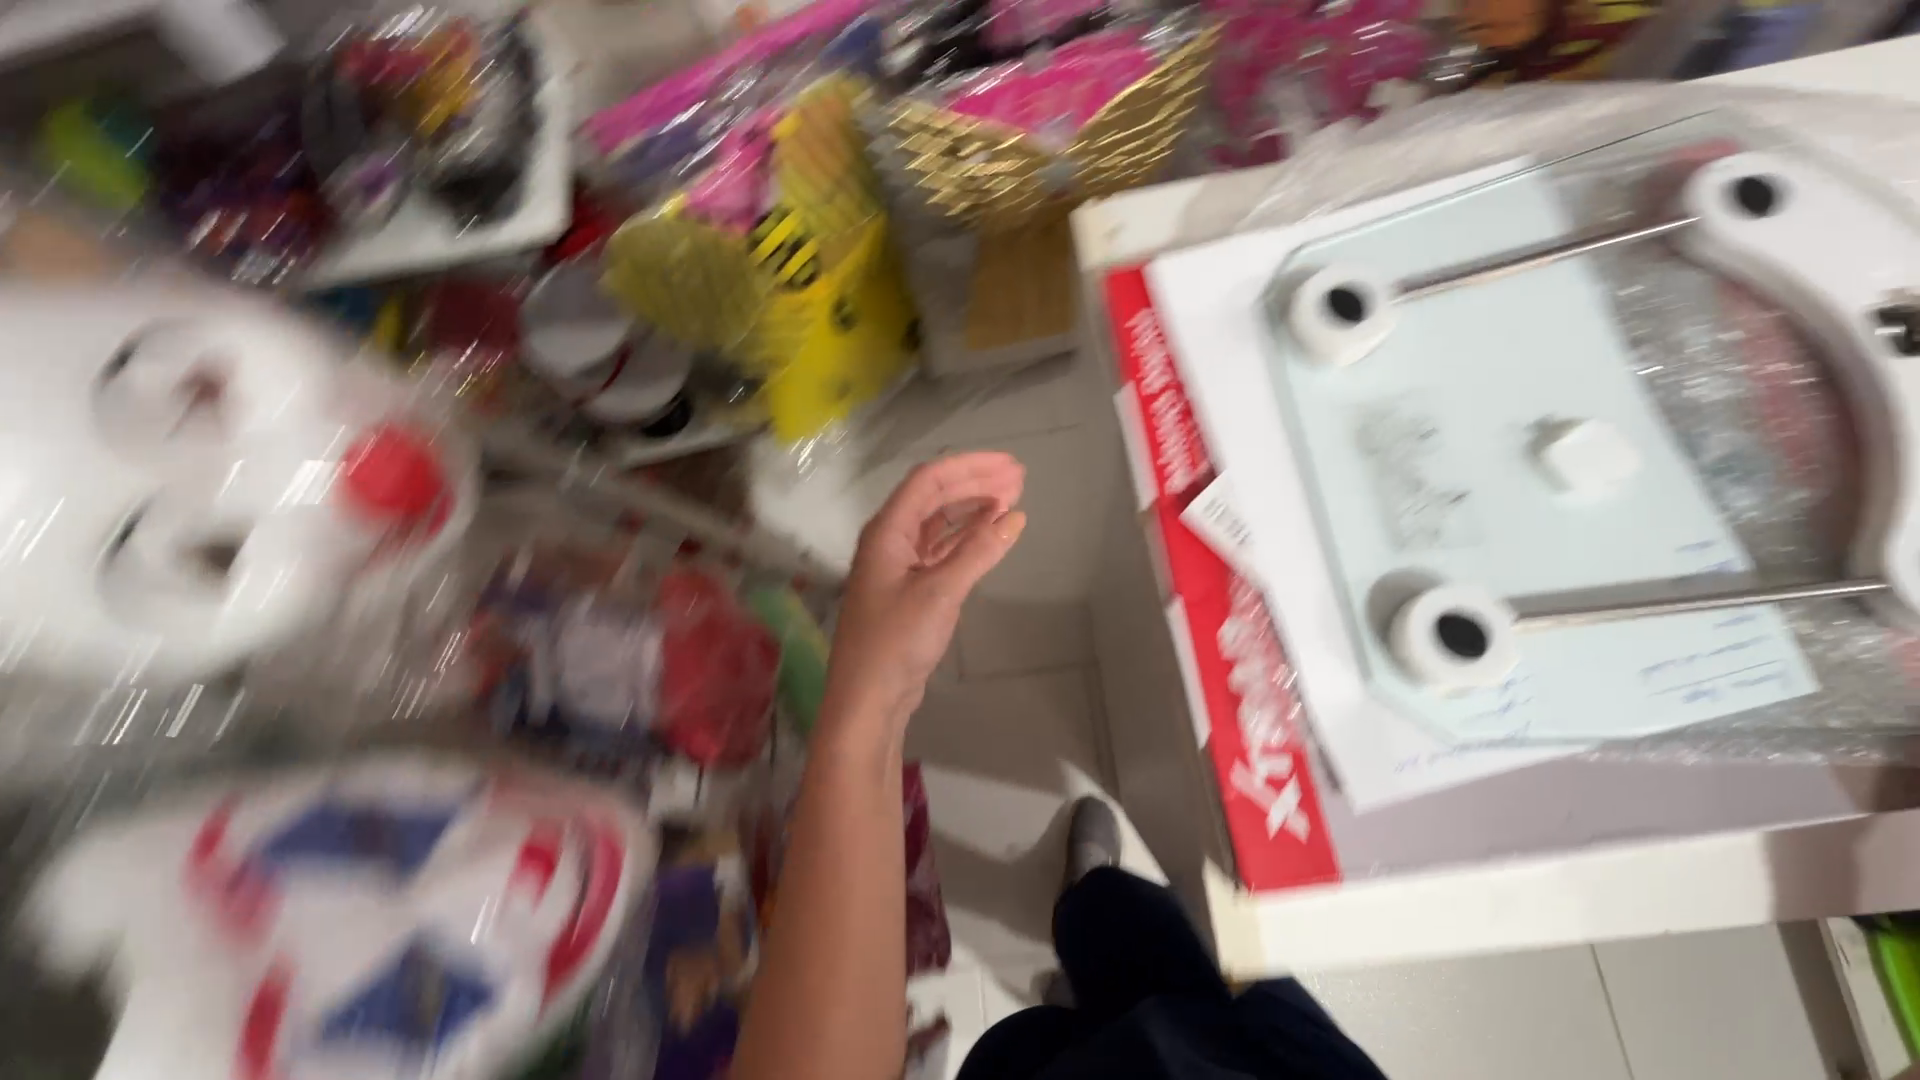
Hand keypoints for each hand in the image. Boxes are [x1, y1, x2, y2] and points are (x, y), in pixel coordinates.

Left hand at [822, 453, 1026, 732]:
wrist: (868, 697)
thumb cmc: (896, 641)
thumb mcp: (941, 592)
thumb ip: (978, 552)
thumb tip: (1015, 517)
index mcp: (887, 531)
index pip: (929, 480)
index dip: (970, 467)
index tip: (1009, 465)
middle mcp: (890, 540)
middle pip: (934, 497)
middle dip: (975, 483)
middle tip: (1018, 479)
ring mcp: (899, 565)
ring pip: (938, 523)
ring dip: (972, 510)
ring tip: (1010, 502)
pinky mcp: (910, 589)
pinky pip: (941, 550)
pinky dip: (966, 540)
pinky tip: (991, 535)